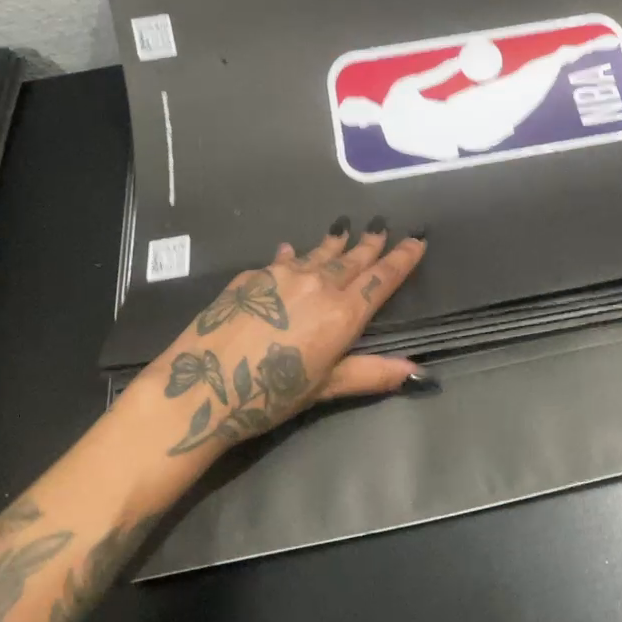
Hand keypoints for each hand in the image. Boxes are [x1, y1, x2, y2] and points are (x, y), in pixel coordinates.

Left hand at [126, 216, 427, 462]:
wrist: (201, 384)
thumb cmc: (268, 395)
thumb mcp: (325, 388)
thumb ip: (371, 373)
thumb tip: (420, 373)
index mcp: (342, 313)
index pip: (381, 279)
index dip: (401, 259)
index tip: (416, 239)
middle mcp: (318, 284)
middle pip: (352, 259)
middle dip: (370, 244)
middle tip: (382, 226)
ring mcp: (282, 275)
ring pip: (317, 253)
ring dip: (334, 243)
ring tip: (344, 229)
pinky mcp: (252, 276)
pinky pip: (282, 260)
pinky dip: (294, 255)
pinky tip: (290, 251)